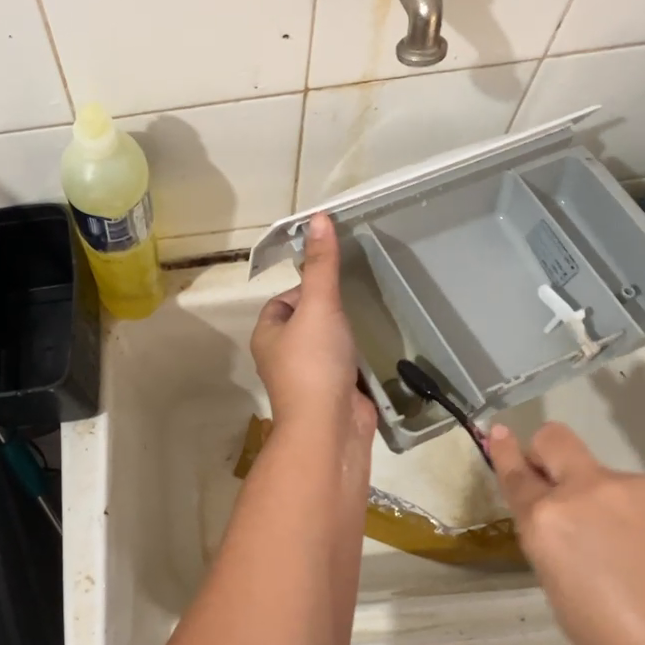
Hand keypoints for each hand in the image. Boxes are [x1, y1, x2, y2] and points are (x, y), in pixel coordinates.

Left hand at [250, 214, 375, 439]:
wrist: (330, 427)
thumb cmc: (315, 363)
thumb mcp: (318, 305)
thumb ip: (322, 265)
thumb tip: (318, 217)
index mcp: (267, 336)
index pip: (282, 301)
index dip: (304, 288)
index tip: (332, 284)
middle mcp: (281, 357)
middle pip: (306, 323)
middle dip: (329, 314)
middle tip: (356, 301)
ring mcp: (307, 379)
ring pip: (326, 347)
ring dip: (345, 338)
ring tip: (368, 324)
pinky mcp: (332, 395)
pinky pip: (344, 370)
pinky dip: (358, 362)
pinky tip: (376, 354)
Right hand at [483, 422, 644, 644]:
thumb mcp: (572, 612)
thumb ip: (560, 557)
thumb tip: (571, 538)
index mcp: (551, 524)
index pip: (517, 476)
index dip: (505, 454)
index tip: (498, 433)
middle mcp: (593, 492)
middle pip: (556, 441)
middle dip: (546, 453)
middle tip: (557, 486)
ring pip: (614, 482)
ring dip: (614, 507)